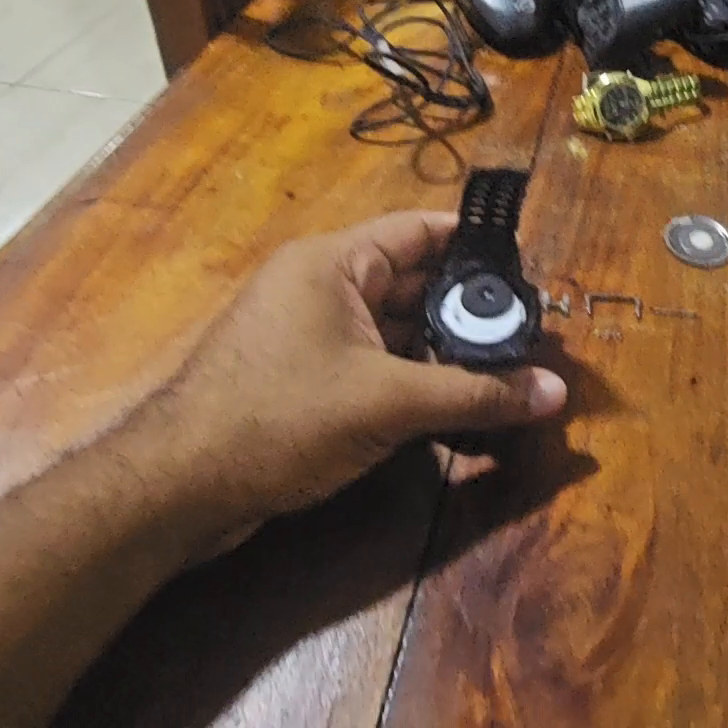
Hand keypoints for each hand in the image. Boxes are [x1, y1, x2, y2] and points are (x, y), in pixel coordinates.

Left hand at [124, 211, 566, 530]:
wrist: (170, 496)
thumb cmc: (280, 419)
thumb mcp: (389, 402)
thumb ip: (478, 393)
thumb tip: (557, 392)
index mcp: (336, 263)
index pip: (421, 231)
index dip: (476, 243)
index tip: (527, 269)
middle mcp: (325, 286)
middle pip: (417, 282)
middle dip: (470, 306)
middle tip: (528, 327)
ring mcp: (314, 332)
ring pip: (401, 326)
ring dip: (447, 345)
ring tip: (505, 362)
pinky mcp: (310, 374)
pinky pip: (380, 359)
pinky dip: (418, 372)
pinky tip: (458, 395)